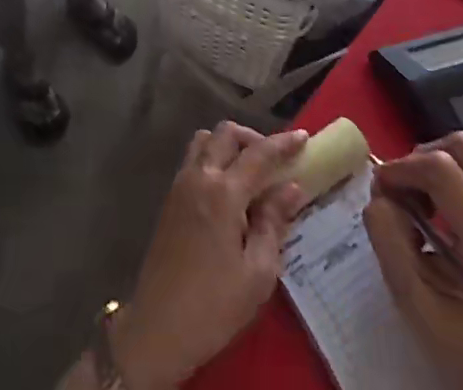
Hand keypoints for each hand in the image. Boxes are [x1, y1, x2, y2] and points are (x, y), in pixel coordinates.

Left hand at [111, 122, 308, 389]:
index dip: (283, 144)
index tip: (304, 138)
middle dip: (253, 138)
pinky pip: (192, 160)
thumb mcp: (258, 271)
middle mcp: (198, 177)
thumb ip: (274, 222)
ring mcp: (179, 186)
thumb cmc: (215, 304)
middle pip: (225, 134)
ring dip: (228, 145)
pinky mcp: (169, 200)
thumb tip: (291, 188)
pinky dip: (212, 159)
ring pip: (203, 141)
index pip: (259, 154)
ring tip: (250, 172)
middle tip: (275, 160)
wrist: (158, 328)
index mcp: (223, 192)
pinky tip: (228, 190)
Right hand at [363, 132, 462, 389]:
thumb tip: (381, 194)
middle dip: (420, 157)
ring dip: (431, 165)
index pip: (445, 172)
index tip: (380, 188)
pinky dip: (444, 179)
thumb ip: (391, 242)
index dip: (403, 169)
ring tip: (413, 203)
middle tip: (400, 189)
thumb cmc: (457, 346)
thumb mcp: (412, 302)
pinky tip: (431, 213)